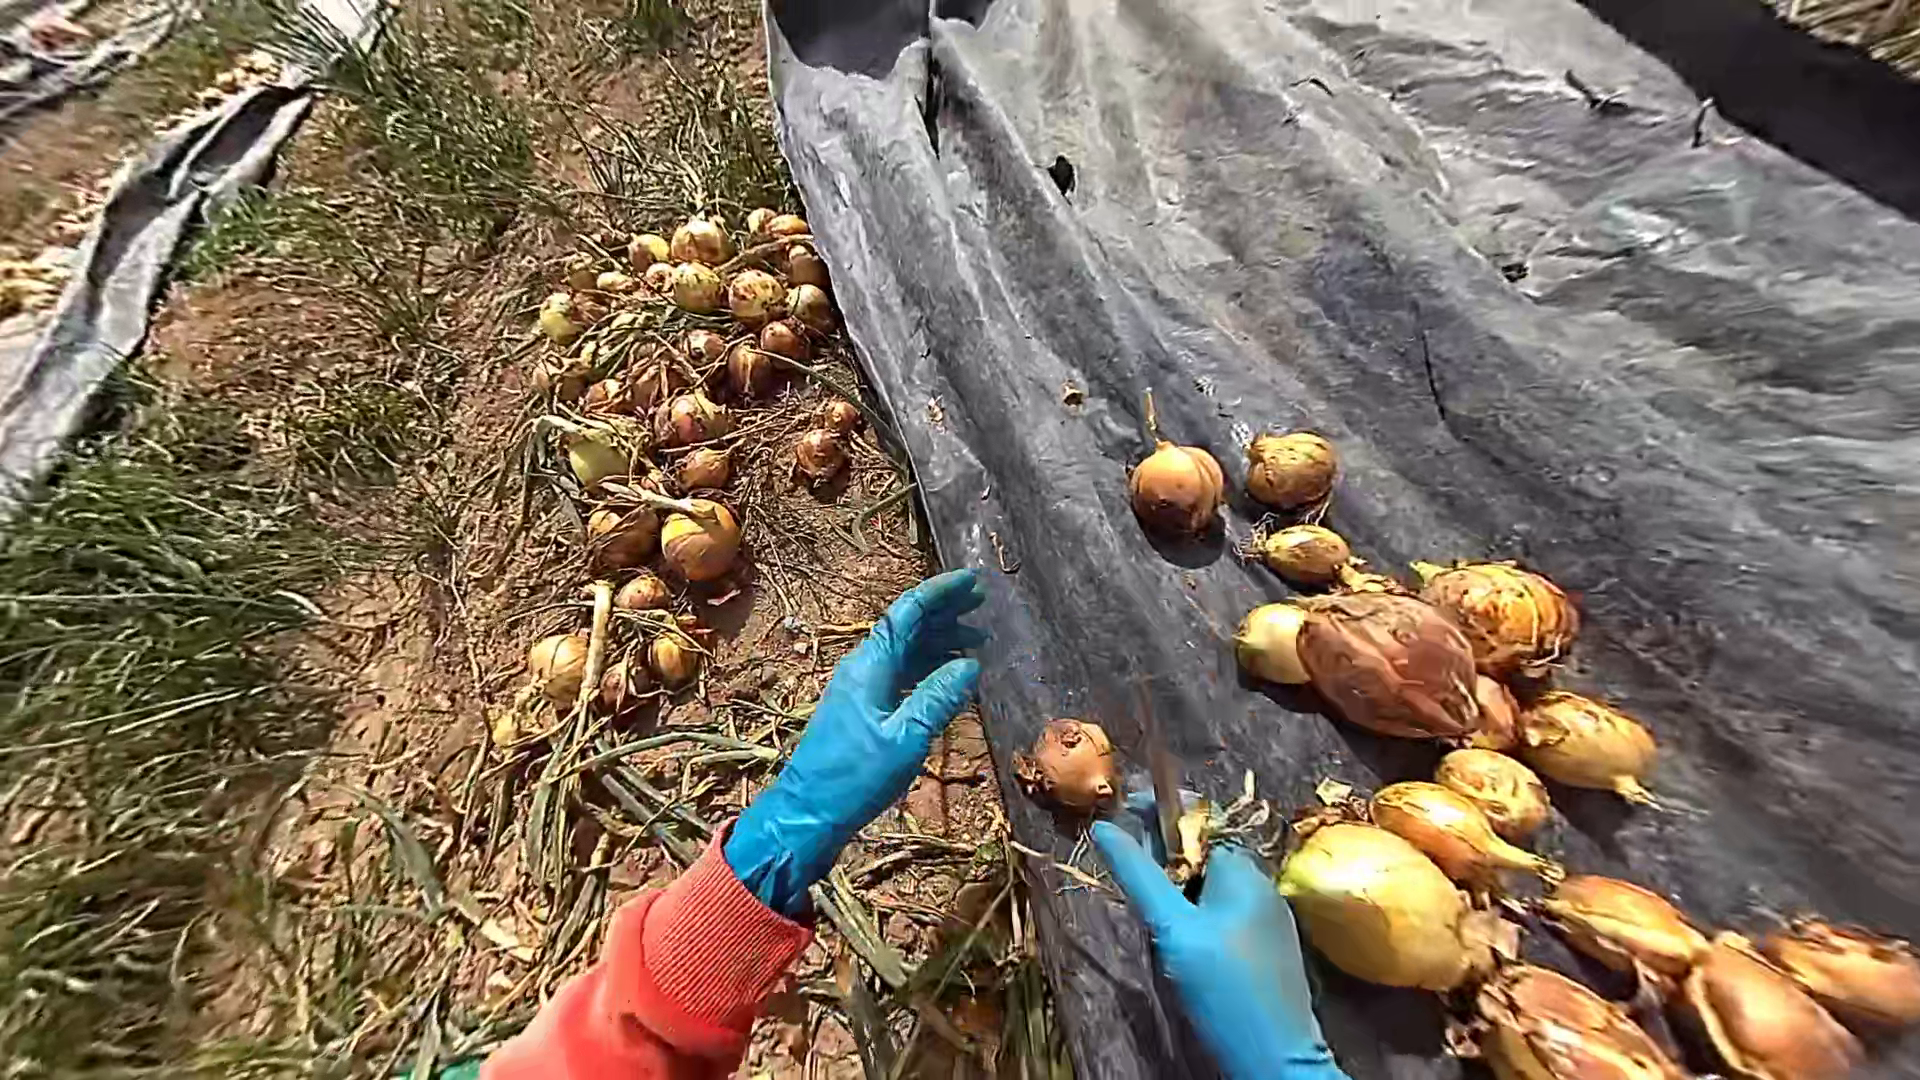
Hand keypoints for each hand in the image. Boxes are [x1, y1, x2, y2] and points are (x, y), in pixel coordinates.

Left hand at [726, 569, 986, 913]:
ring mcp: (863, 684)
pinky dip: (929, 665)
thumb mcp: (905, 738)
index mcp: (871, 664)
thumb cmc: (855, 777)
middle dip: (945, 610)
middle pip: (908, 624)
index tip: (972, 581)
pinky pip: (902, 670)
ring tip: (978, 638)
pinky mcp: (864, 703)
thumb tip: (970, 664)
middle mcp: (865, 664)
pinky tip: (951, 673)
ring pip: (907, 647)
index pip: (908, 612)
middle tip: (981, 601)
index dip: (940, 592)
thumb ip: (938, 697)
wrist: (808, 812)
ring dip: (941, 639)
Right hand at [1092, 817, 1347, 1079]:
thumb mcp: (1172, 928)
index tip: (1122, 811)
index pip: (1196, 815)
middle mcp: (1258, 881)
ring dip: (1173, 877)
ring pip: (1207, 876)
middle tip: (1127, 858)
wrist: (1280, 1070)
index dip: (1157, 808)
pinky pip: (1220, 903)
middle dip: (1161, 847)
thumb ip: (1137, 874)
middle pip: (1199, 845)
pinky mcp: (1264, 942)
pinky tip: (1173, 925)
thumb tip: (1101, 827)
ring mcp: (1265, 913)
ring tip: (1145, 895)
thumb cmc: (1225, 989)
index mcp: (1242, 867)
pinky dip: (1191, 902)